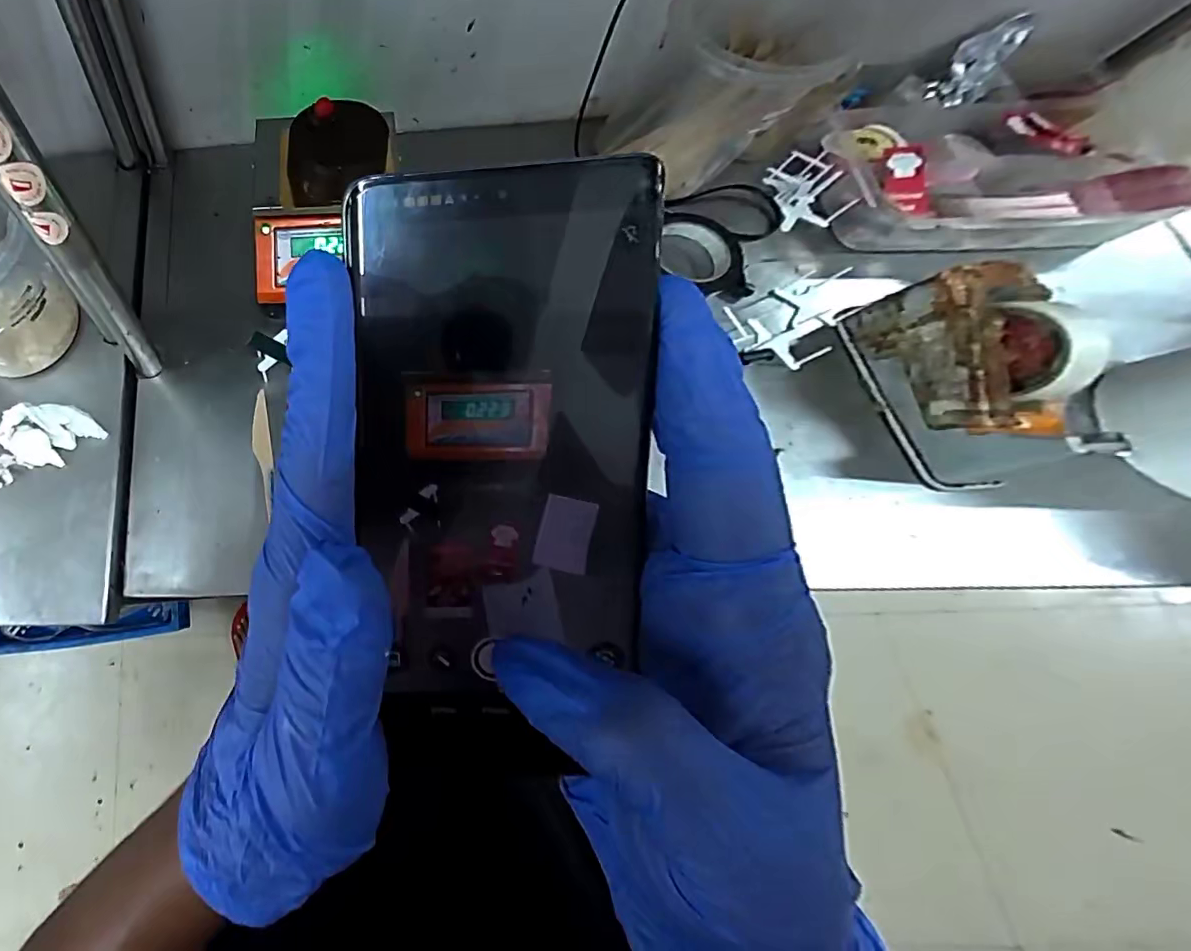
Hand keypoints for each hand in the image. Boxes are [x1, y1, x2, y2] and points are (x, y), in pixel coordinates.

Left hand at [179, 250, 392, 926]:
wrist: (271, 820)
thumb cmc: (285, 786)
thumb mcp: (310, 740)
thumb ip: (323, 661)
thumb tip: (338, 565)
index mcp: (305, 570)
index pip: (313, 451)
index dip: (324, 366)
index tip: (327, 284)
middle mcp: (320, 549)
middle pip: (336, 434)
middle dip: (357, 352)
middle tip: (397, 279)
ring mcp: (342, 563)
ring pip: (362, 460)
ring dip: (388, 394)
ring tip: (446, 334)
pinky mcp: (364, 586)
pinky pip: (391, 506)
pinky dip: (414, 462)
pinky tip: (464, 447)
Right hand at [493, 276, 881, 950]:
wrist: (722, 922)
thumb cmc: (755, 871)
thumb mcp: (720, 814)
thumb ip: (637, 737)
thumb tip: (529, 659)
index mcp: (743, 607)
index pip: (727, 472)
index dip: (698, 383)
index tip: (661, 302)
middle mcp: (681, 585)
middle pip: (637, 469)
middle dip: (587, 398)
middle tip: (510, 343)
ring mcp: (624, 608)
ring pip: (573, 514)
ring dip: (521, 472)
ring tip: (448, 425)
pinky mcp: (580, 637)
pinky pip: (532, 570)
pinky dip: (491, 547)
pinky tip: (435, 534)